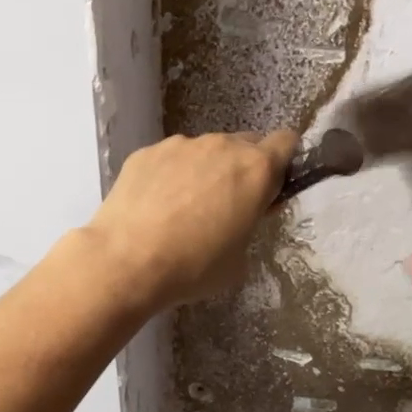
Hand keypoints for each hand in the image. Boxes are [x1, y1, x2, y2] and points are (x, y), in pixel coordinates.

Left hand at [85, 131, 294, 310]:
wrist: (125, 262)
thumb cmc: (192, 268)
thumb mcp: (239, 260)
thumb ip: (249, 226)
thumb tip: (238, 216)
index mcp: (255, 170)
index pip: (286, 143)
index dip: (282, 164)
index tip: (270, 189)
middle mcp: (221, 146)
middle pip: (244, 145)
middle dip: (242, 169)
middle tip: (226, 206)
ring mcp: (180, 145)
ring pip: (204, 151)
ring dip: (203, 172)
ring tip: (182, 210)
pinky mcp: (146, 153)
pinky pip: (169, 159)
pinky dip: (168, 176)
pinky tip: (153, 208)